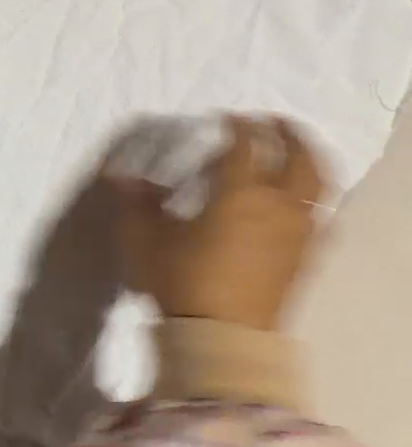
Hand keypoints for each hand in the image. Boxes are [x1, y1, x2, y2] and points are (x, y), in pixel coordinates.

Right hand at [119, 115, 324, 330]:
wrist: (221, 330)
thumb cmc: (177, 277)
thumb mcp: (144, 238)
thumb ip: (139, 204)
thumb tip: (126, 179)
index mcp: (239, 195)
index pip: (245, 148)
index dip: (237, 128)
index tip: (227, 116)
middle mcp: (279, 205)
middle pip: (299, 159)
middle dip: (289, 135)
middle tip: (274, 121)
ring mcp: (301, 229)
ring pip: (319, 183)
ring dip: (310, 160)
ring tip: (296, 153)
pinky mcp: (308, 252)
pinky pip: (320, 211)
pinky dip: (312, 194)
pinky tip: (298, 199)